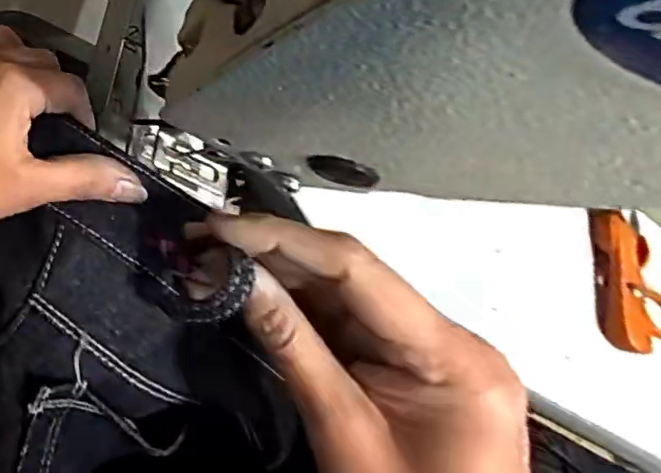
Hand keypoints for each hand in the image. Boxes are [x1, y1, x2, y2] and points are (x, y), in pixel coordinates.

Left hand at [0, 25, 147, 240]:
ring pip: (13, 42)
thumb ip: (84, 178)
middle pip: (45, 60)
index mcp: (18, 83)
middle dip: (58, 89)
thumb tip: (134, 185)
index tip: (83, 136)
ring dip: (27, 64)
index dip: (84, 113)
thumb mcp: (27, 186)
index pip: (71, 86)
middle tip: (56, 127)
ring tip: (28, 99)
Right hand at [202, 213, 527, 472]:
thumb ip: (289, 343)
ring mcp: (424, 349)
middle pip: (343, 271)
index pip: (352, 266)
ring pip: (336, 288)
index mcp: (453, 354)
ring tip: (216, 256)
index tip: (222, 226)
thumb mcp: (344, 433)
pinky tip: (250, 285)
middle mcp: (446, 338)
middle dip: (268, 251)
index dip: (279, 236)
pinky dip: (290, 301)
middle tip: (207, 238)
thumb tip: (233, 273)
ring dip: (272, 271)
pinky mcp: (401, 362)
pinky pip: (339, 316)